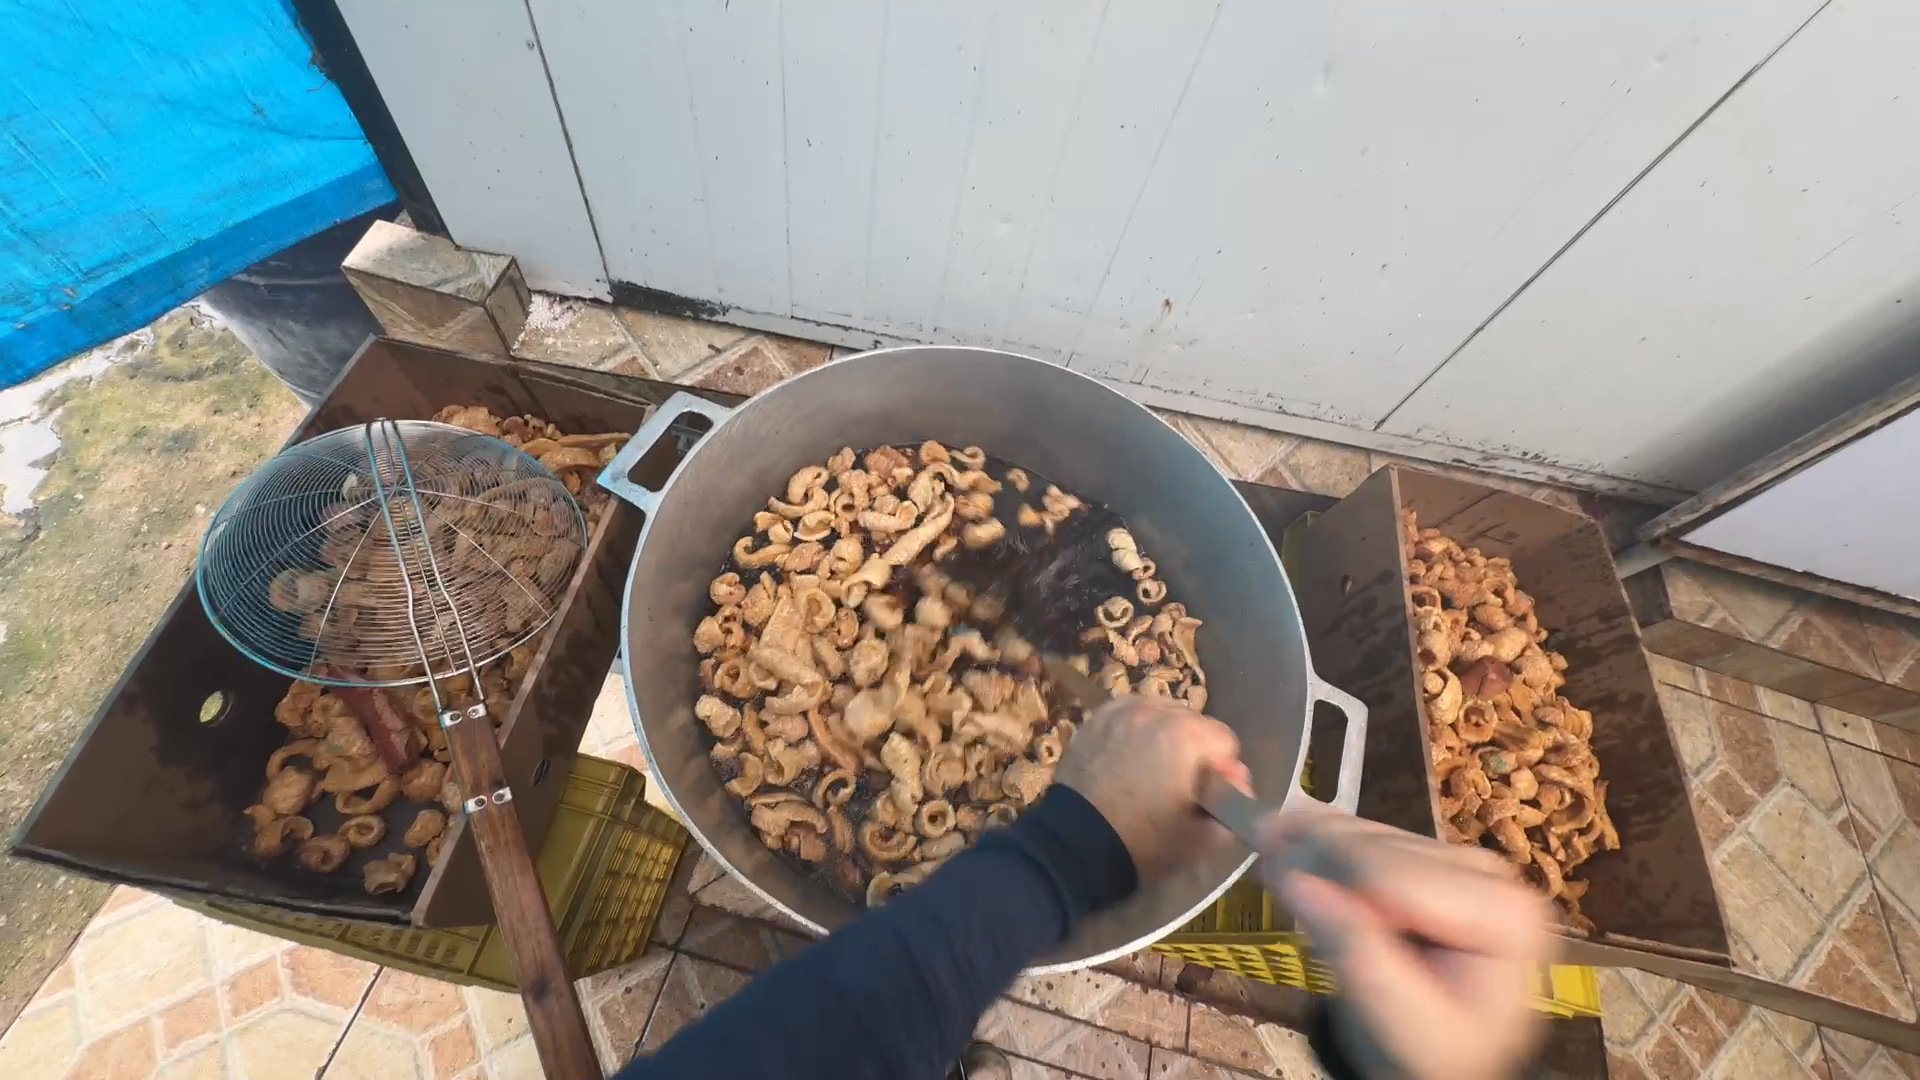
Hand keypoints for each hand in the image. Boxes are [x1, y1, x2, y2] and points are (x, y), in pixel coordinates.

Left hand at [1054, 697, 1248, 878]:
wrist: (1078, 841)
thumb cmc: (1145, 840)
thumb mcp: (1204, 836)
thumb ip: (1235, 805)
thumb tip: (1238, 783)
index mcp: (1186, 736)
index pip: (1226, 740)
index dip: (1223, 768)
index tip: (1208, 792)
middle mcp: (1155, 711)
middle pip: (1194, 721)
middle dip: (1195, 749)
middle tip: (1179, 783)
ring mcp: (1121, 710)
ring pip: (1162, 713)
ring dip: (1166, 735)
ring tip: (1152, 768)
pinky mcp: (1097, 717)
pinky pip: (1130, 713)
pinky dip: (1137, 728)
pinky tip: (1129, 754)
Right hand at [1256, 806, 1555, 1079]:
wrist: (1432, 1057)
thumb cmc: (1427, 1050)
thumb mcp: (1397, 1021)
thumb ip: (1354, 951)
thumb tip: (1294, 880)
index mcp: (1504, 913)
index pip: (1394, 874)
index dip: (1329, 875)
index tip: (1270, 876)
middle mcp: (1485, 872)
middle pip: (1373, 846)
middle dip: (1311, 855)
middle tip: (1257, 859)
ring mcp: (1451, 857)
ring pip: (1356, 831)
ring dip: (1303, 841)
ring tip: (1262, 853)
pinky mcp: (1419, 851)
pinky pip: (1354, 829)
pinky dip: (1310, 835)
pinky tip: (1281, 843)